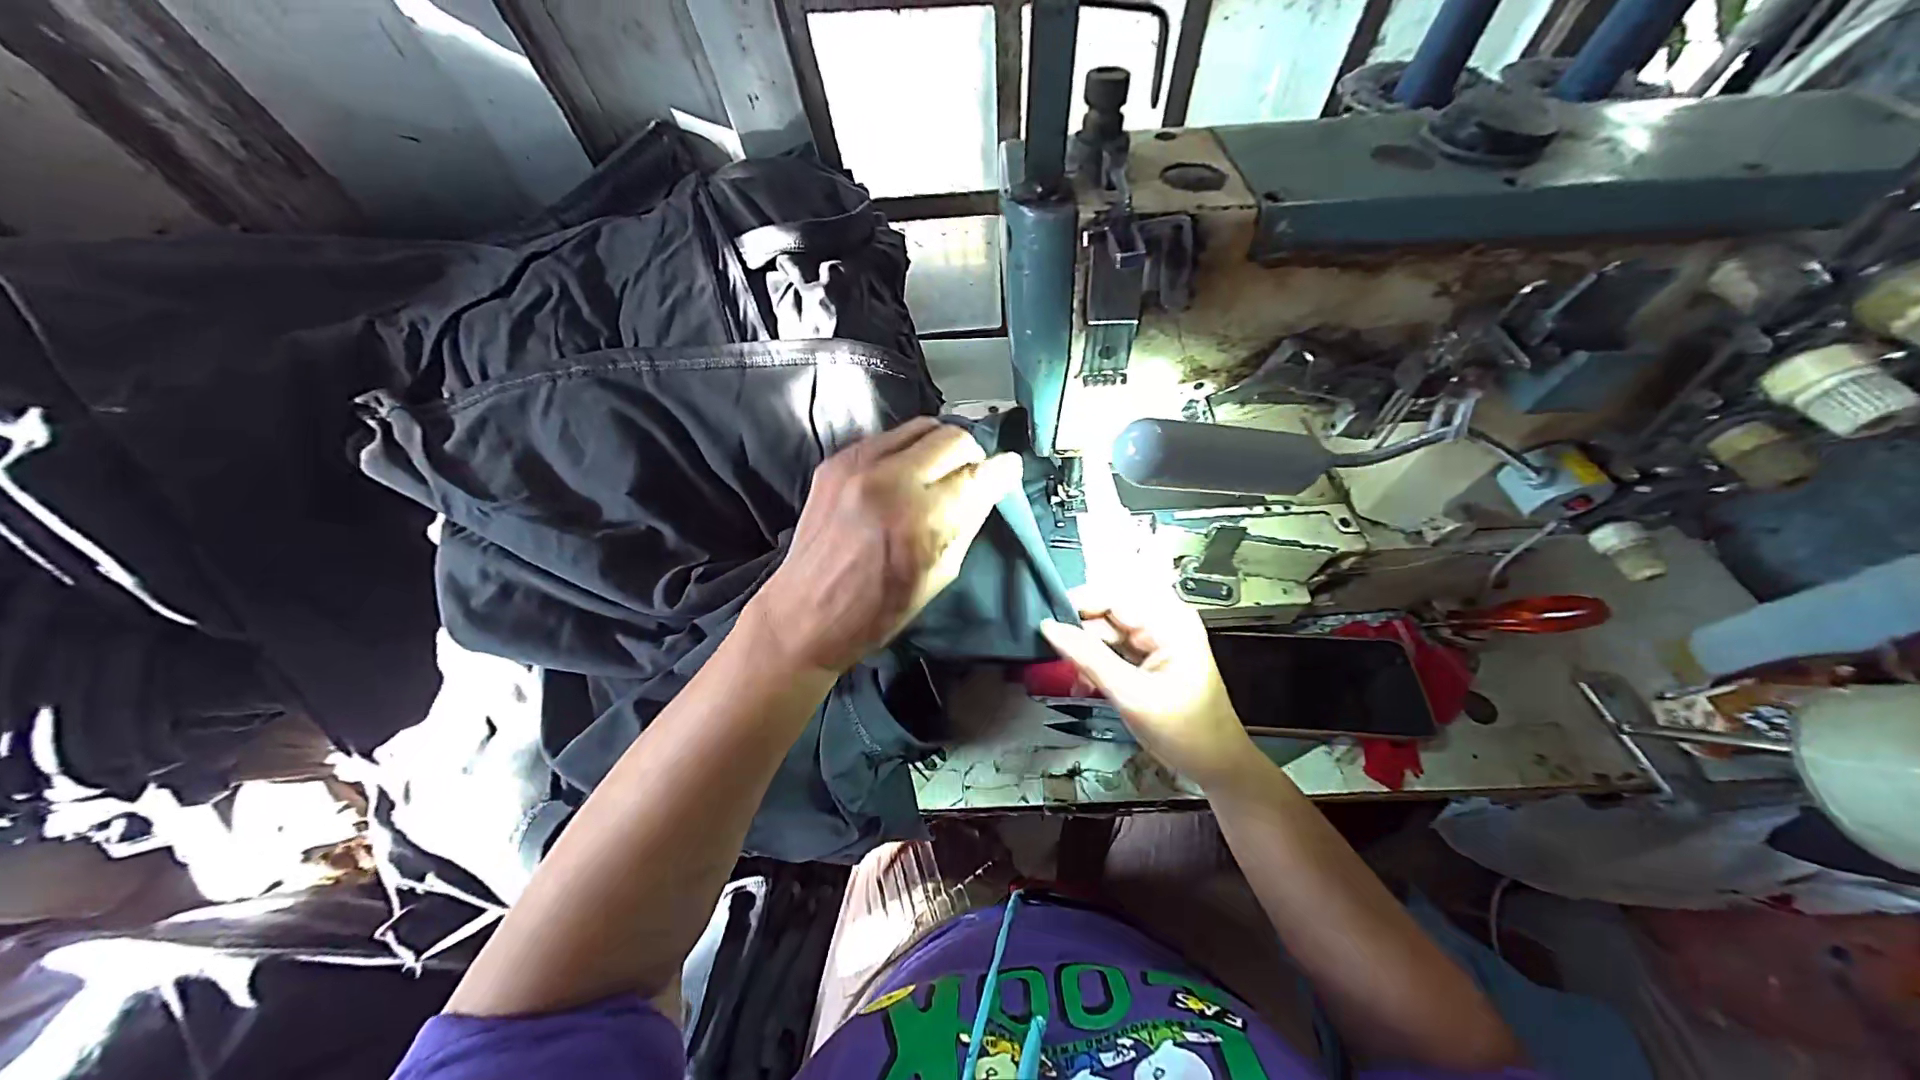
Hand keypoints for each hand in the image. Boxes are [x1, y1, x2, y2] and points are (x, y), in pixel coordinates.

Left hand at [749, 417, 1021, 673]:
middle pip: (954, 438)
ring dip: (941, 446)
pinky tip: (904, 476)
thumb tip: (991, 487)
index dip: (1001, 471)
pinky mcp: (836, 461)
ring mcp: (858, 465)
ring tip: (939, 473)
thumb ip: (967, 523)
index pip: (978, 474)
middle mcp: (889, 480)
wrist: (805, 612)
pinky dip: (907, 451)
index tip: (1008, 471)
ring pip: (922, 426)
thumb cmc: (875, 611)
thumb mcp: (938, 575)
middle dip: (972, 456)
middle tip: (971, 477)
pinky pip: (889, 436)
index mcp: (920, 519)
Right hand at [1040, 583, 1259, 788]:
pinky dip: (1096, 663)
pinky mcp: (1149, 653)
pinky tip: (1087, 683)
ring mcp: (1157, 637)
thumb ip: (1088, 657)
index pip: (1113, 594)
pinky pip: (1112, 646)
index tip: (1047, 623)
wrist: (1216, 764)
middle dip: (1080, 633)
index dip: (1077, 604)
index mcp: (1169, 621)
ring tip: (1077, 679)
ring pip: (1105, 629)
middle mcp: (1164, 620)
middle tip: (1061, 659)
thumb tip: (1050, 628)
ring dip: (1086, 652)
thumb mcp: (1131, 695)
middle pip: (1107, 610)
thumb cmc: (1187, 732)